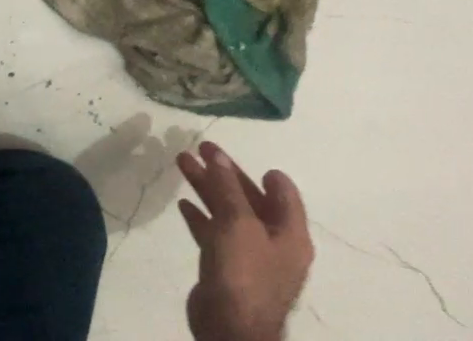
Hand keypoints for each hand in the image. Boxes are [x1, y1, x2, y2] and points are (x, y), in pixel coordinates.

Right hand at [176, 142, 312, 340]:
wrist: (231, 326)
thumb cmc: (244, 271)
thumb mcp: (238, 223)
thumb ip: (227, 187)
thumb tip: (217, 155)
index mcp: (290, 235)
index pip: (285, 196)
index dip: (267, 175)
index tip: (244, 155)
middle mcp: (274, 244)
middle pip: (250, 200)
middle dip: (225, 173)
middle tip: (201, 148)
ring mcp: (250, 256)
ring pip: (228, 212)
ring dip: (207, 188)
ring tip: (182, 163)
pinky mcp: (226, 266)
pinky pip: (214, 232)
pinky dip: (201, 215)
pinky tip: (184, 203)